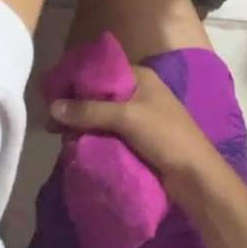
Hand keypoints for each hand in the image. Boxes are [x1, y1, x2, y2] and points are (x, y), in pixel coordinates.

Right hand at [50, 66, 226, 188]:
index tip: (52, 95)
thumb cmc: (165, 136)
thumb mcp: (126, 117)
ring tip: (59, 137)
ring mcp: (137, 117)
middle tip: (51, 123)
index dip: (76, 81)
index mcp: (140, 77)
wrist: (194, 176)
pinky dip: (92, 137)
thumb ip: (89, 110)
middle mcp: (138, 92)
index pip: (100, 71)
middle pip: (98, 94)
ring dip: (82, 125)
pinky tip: (75, 145)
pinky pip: (107, 133)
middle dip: (75, 107)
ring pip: (100, 116)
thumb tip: (52, 108)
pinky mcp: (136, 139)